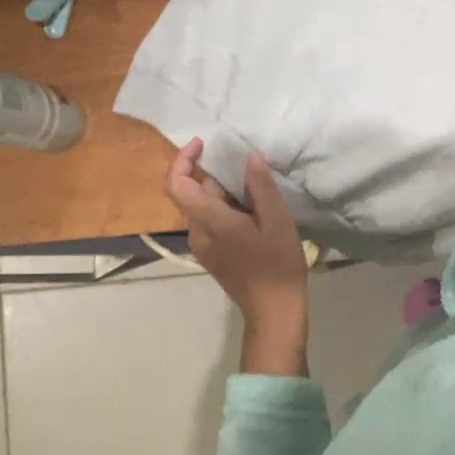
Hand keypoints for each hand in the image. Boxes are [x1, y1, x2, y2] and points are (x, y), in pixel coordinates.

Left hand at [166, 139, 309, 374]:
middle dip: (222, 180)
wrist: (273, 310)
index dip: (183, 160)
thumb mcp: (277, 221)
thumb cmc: (277, 264)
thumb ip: (261, 187)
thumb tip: (250, 156)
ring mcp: (202, 247)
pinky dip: (229, 214)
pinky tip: (257, 222)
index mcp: (210, 221)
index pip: (177, 184)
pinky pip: (213, 225)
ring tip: (263, 202)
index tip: (203, 144)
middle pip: (196, 194)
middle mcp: (198, 233)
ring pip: (206, 210)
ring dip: (228, 198)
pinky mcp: (212, 256)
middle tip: (256, 180)